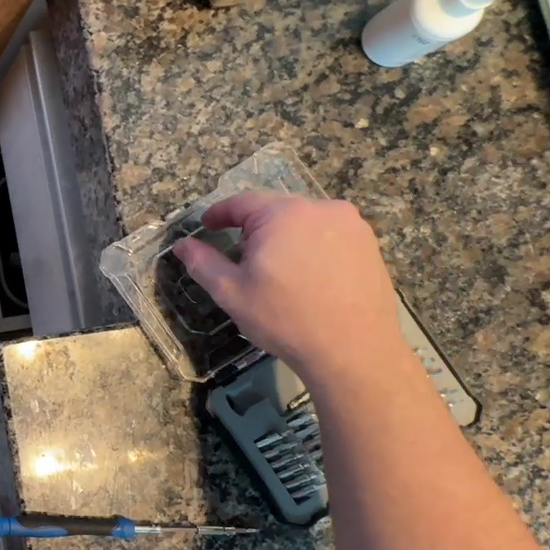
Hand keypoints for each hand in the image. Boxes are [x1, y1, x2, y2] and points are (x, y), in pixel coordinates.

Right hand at [170, 191, 403, 383]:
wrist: (352, 348)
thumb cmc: (284, 317)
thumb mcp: (230, 291)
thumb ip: (203, 262)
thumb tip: (182, 245)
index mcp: (283, 215)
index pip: (242, 202)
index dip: (219, 213)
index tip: (205, 226)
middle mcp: (321, 208)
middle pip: (274, 207)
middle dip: (251, 226)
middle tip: (237, 252)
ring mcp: (350, 224)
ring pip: (302, 220)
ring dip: (281, 235)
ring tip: (272, 265)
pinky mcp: (368, 243)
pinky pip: (327, 233)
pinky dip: (308, 244)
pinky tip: (303, 273)